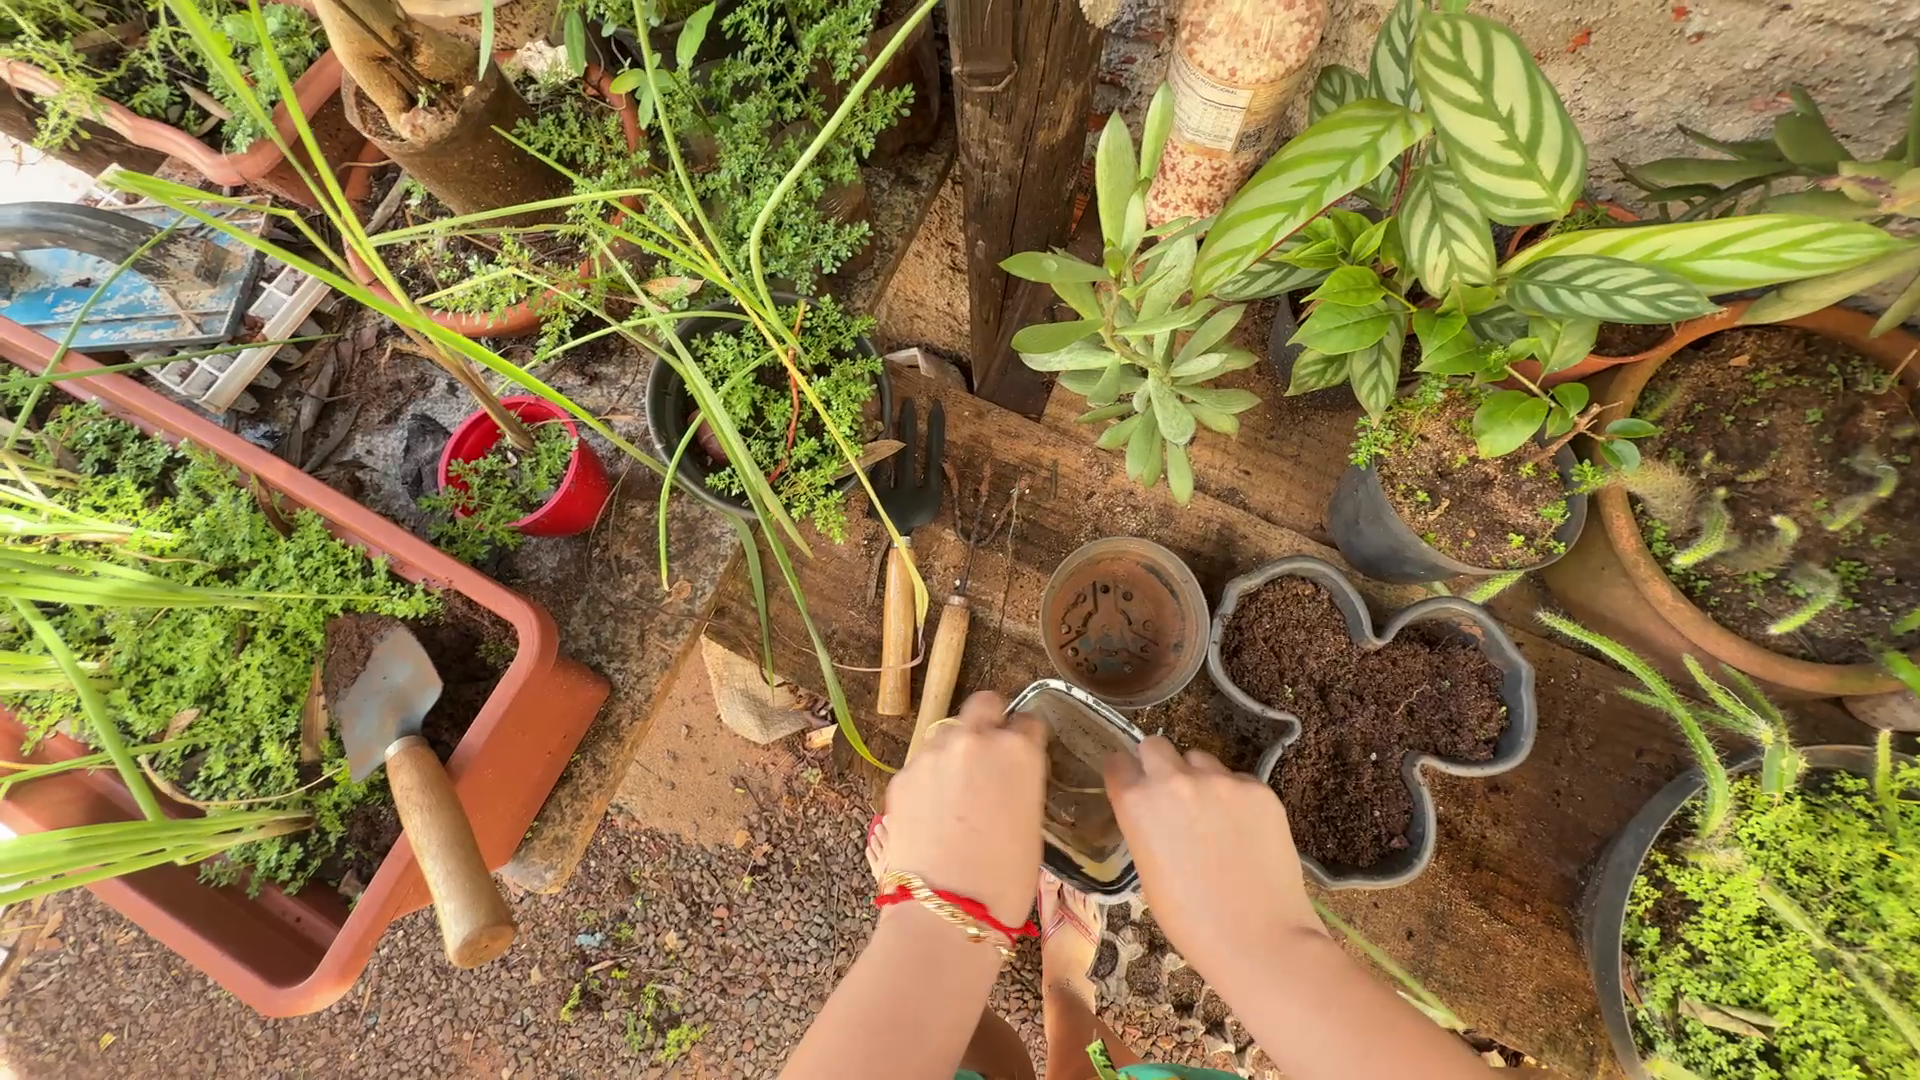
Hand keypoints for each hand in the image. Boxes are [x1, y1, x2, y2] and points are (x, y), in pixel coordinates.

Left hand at [882, 691, 1046, 926]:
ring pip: (947, 734)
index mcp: (1018, 750)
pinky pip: (922, 766)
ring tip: (955, 793)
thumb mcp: (1031, 824)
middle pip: (984, 704)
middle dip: (989, 722)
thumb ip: (1020, 781)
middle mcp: (975, 739)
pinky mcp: (902, 774)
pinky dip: (928, 780)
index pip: (1028, 721)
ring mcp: (933, 753)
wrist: (946, 911)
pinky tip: (931, 814)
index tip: (1022, 754)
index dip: (1025, 738)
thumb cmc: (1005, 880)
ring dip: (955, 752)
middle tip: (988, 756)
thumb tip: (1009, 775)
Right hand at [1105, 737, 1320, 986]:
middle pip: (1156, 745)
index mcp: (1137, 802)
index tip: (1134, 787)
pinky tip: (1245, 831)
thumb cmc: (1190, 920)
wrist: (1259, 940)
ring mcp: (1219, 780)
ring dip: (1199, 778)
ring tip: (1214, 817)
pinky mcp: (1258, 789)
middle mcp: (1173, 780)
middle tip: (1173, 796)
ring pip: (1199, 759)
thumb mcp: (1146, 869)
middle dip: (1159, 765)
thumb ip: (1144, 825)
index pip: (1118, 763)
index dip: (1126, 776)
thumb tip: (1155, 812)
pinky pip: (1238, 780)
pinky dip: (1236, 797)